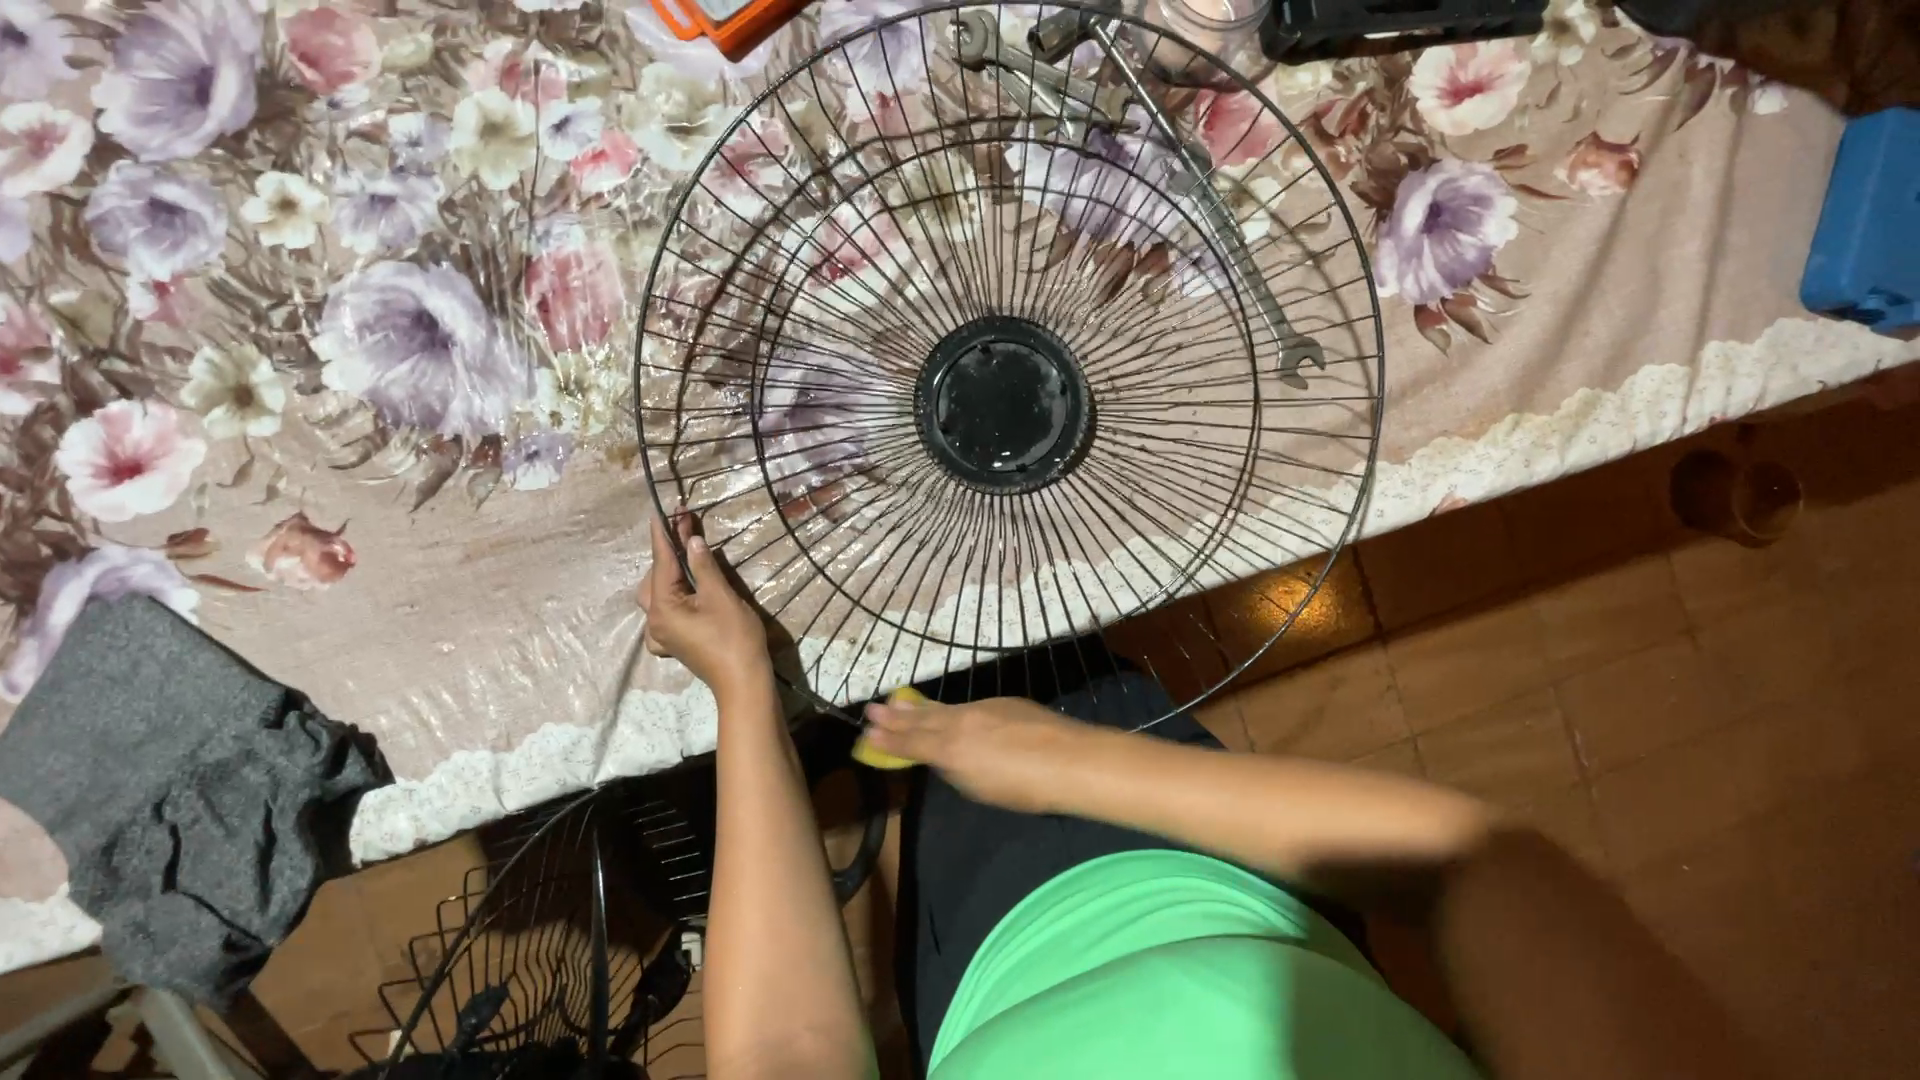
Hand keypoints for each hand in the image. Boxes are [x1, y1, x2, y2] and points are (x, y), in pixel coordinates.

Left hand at [638, 512, 771, 703]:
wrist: (743, 681)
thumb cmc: (734, 638)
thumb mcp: (721, 596)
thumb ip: (704, 567)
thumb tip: (691, 541)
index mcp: (663, 606)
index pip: (662, 561)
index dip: (666, 534)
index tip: (667, 510)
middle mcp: (655, 620)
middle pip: (655, 577)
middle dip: (668, 552)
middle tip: (685, 527)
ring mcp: (662, 634)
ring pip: (656, 595)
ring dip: (667, 573)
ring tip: (683, 554)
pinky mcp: (674, 643)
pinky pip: (663, 615)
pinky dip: (669, 598)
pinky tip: (679, 595)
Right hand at [859, 695, 1092, 814]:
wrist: (1070, 759)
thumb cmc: (1026, 787)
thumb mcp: (980, 788)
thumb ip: (956, 770)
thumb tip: (944, 759)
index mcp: (951, 749)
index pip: (912, 743)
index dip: (889, 739)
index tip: (867, 733)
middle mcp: (960, 722)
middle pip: (922, 719)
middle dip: (896, 717)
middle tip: (871, 709)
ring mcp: (982, 708)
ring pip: (943, 708)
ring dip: (918, 707)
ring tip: (896, 702)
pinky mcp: (1003, 703)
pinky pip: (966, 706)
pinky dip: (947, 709)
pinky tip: (944, 710)